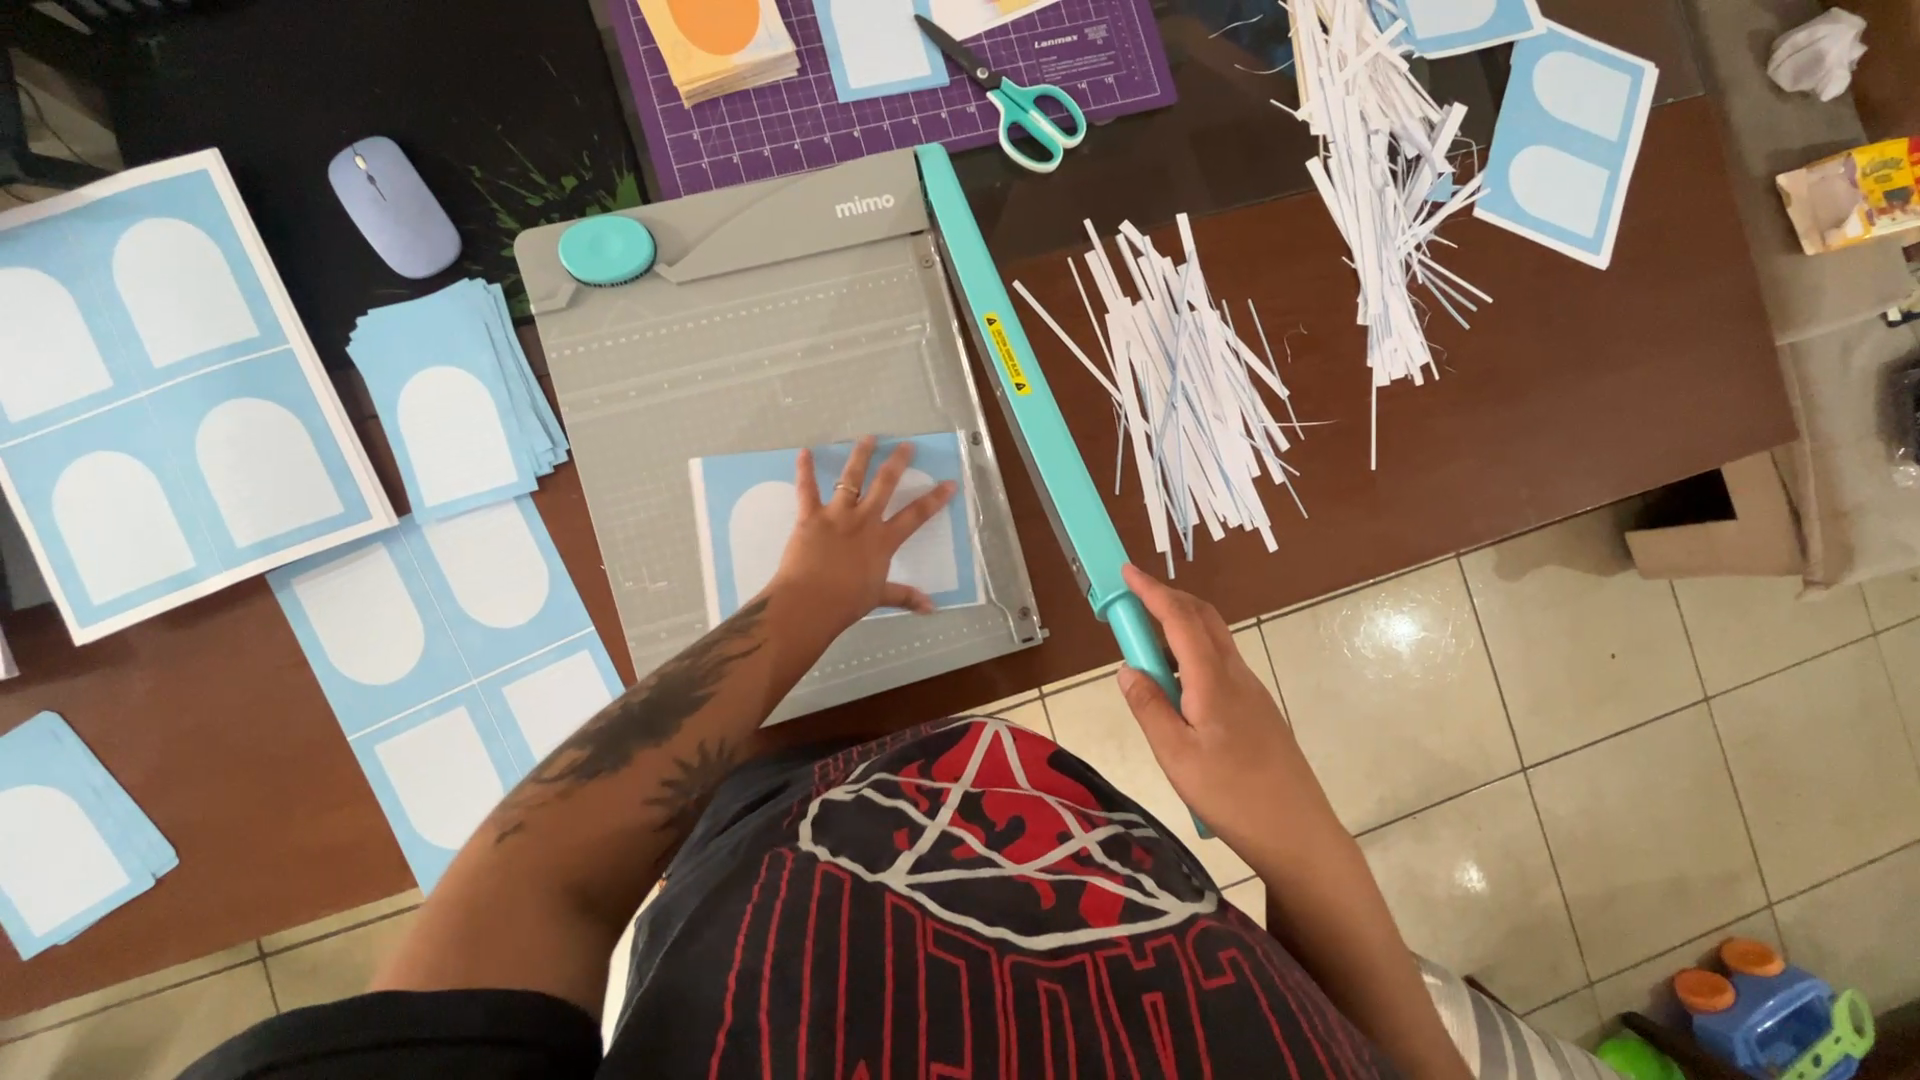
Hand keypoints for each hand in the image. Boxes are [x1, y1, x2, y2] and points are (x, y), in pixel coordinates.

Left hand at [767, 435, 956, 632]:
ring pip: (851, 477)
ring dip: (860, 455)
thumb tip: (932, 608)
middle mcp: (863, 520)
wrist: (809, 603)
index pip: (915, 515)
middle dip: (898, 462)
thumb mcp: (879, 597)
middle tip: (906, 445)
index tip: (949, 483)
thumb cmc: (846, 602)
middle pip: (885, 484)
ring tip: (868, 438)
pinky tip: (804, 452)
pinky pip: (806, 489)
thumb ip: (905, 597)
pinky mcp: (810, 516)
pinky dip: (804, 470)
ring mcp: (836, 514)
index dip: (934, 499)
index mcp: (883, 540)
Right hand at [1114, 563, 1300, 852]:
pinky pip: (1219, 664)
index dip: (1152, 591)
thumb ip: (1149, 708)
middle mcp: (1235, 675)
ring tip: (1145, 648)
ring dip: (1179, 627)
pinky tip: (1176, 686)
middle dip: (1167, 599)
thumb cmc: (1231, 795)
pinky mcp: (1256, 710)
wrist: (1297, 832)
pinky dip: (1191, 654)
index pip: (1179, 619)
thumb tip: (1127, 669)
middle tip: (1132, 602)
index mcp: (1213, 680)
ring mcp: (1250, 691)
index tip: (1126, 572)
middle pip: (1203, 618)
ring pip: (1213, 640)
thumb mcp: (1175, 756)